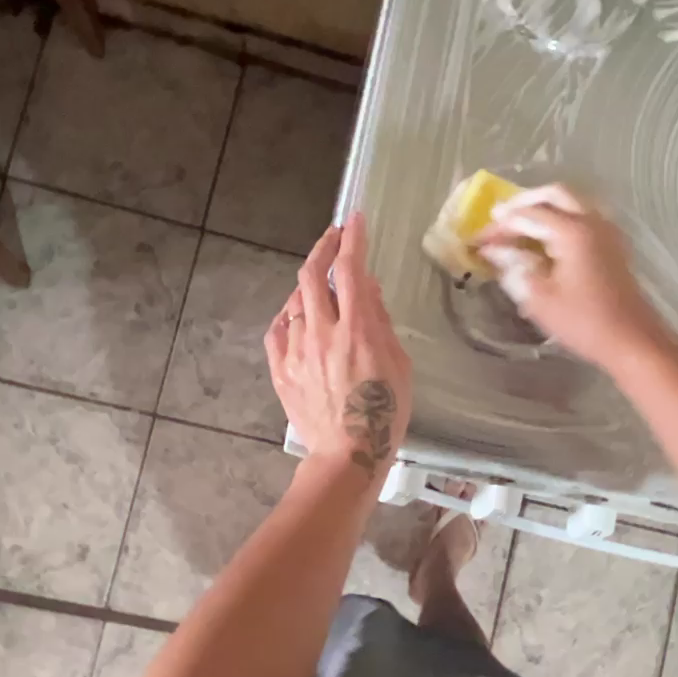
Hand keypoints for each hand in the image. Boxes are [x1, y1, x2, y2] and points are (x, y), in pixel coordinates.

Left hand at [267, 213, 412, 478]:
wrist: (347, 455)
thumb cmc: (384, 414)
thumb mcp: (399, 364)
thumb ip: (380, 322)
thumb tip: (365, 288)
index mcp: (356, 330)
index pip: (350, 270)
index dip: (352, 239)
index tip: (355, 220)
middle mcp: (321, 333)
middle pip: (311, 275)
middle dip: (323, 248)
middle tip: (334, 238)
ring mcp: (296, 351)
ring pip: (294, 302)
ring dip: (309, 288)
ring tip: (323, 289)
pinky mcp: (281, 370)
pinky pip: (278, 331)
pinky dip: (288, 317)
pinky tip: (296, 317)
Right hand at [475, 185, 675, 369]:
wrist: (632, 340)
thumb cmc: (583, 322)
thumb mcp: (539, 298)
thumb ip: (513, 267)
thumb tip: (493, 250)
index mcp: (572, 231)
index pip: (528, 216)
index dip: (499, 226)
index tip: (477, 241)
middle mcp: (592, 221)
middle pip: (554, 194)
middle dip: (524, 203)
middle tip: (498, 217)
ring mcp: (607, 231)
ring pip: (572, 202)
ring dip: (544, 207)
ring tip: (520, 225)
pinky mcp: (613, 244)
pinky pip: (583, 216)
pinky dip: (561, 218)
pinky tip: (547, 238)